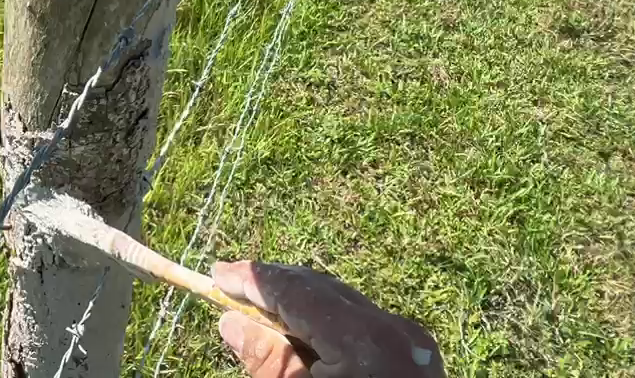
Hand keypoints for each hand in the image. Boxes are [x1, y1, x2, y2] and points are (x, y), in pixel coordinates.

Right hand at [213, 261, 442, 377]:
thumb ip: (266, 359)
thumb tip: (231, 321)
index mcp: (364, 340)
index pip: (294, 288)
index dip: (251, 279)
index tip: (217, 275)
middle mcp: (393, 329)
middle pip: (319, 289)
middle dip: (273, 287)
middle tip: (230, 288)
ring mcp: (410, 342)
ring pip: (339, 304)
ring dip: (297, 304)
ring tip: (258, 312)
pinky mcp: (417, 357)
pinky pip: (359, 325)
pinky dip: (325, 324)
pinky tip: (299, 336)